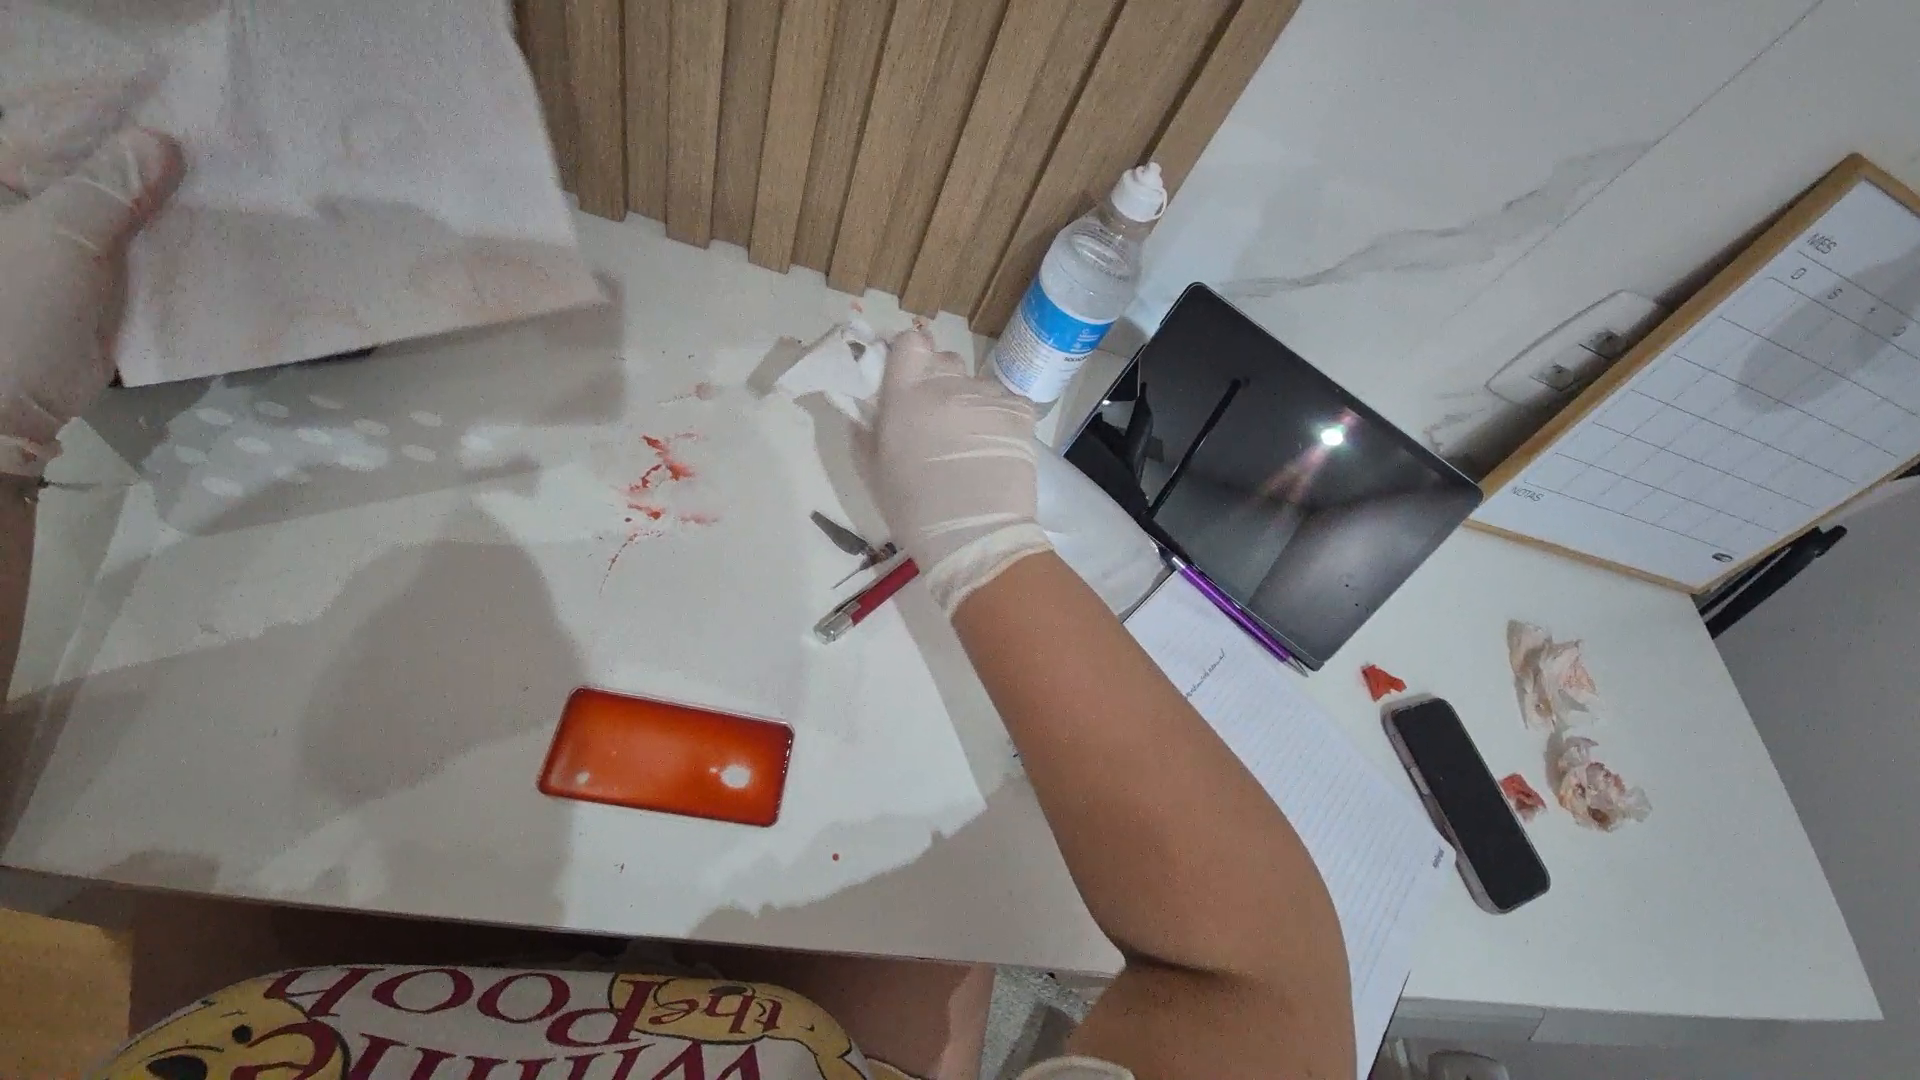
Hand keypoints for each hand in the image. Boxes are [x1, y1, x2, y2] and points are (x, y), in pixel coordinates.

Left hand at [0, 122, 182, 475]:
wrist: (1, 411)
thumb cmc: (11, 316)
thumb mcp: (61, 244)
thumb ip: (107, 192)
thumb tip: (159, 142)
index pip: (42, 120)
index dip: (103, 106)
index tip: (167, 94)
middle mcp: (14, 204)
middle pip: (81, 161)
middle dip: (142, 152)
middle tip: (207, 136)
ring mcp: (45, 242)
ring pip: (111, 205)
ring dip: (162, 198)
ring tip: (217, 180)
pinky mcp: (80, 281)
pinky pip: (127, 246)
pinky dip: (165, 238)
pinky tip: (205, 229)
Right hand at [866, 330, 1052, 613]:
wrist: (975, 536)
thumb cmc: (914, 510)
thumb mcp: (873, 471)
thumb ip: (865, 429)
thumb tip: (864, 406)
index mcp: (905, 395)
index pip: (910, 342)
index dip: (908, 355)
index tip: (906, 378)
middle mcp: (947, 384)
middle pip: (944, 361)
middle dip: (939, 382)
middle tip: (936, 419)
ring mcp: (987, 395)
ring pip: (975, 385)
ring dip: (969, 404)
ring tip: (970, 444)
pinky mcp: (1020, 411)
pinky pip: (1004, 402)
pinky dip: (998, 418)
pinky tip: (995, 449)